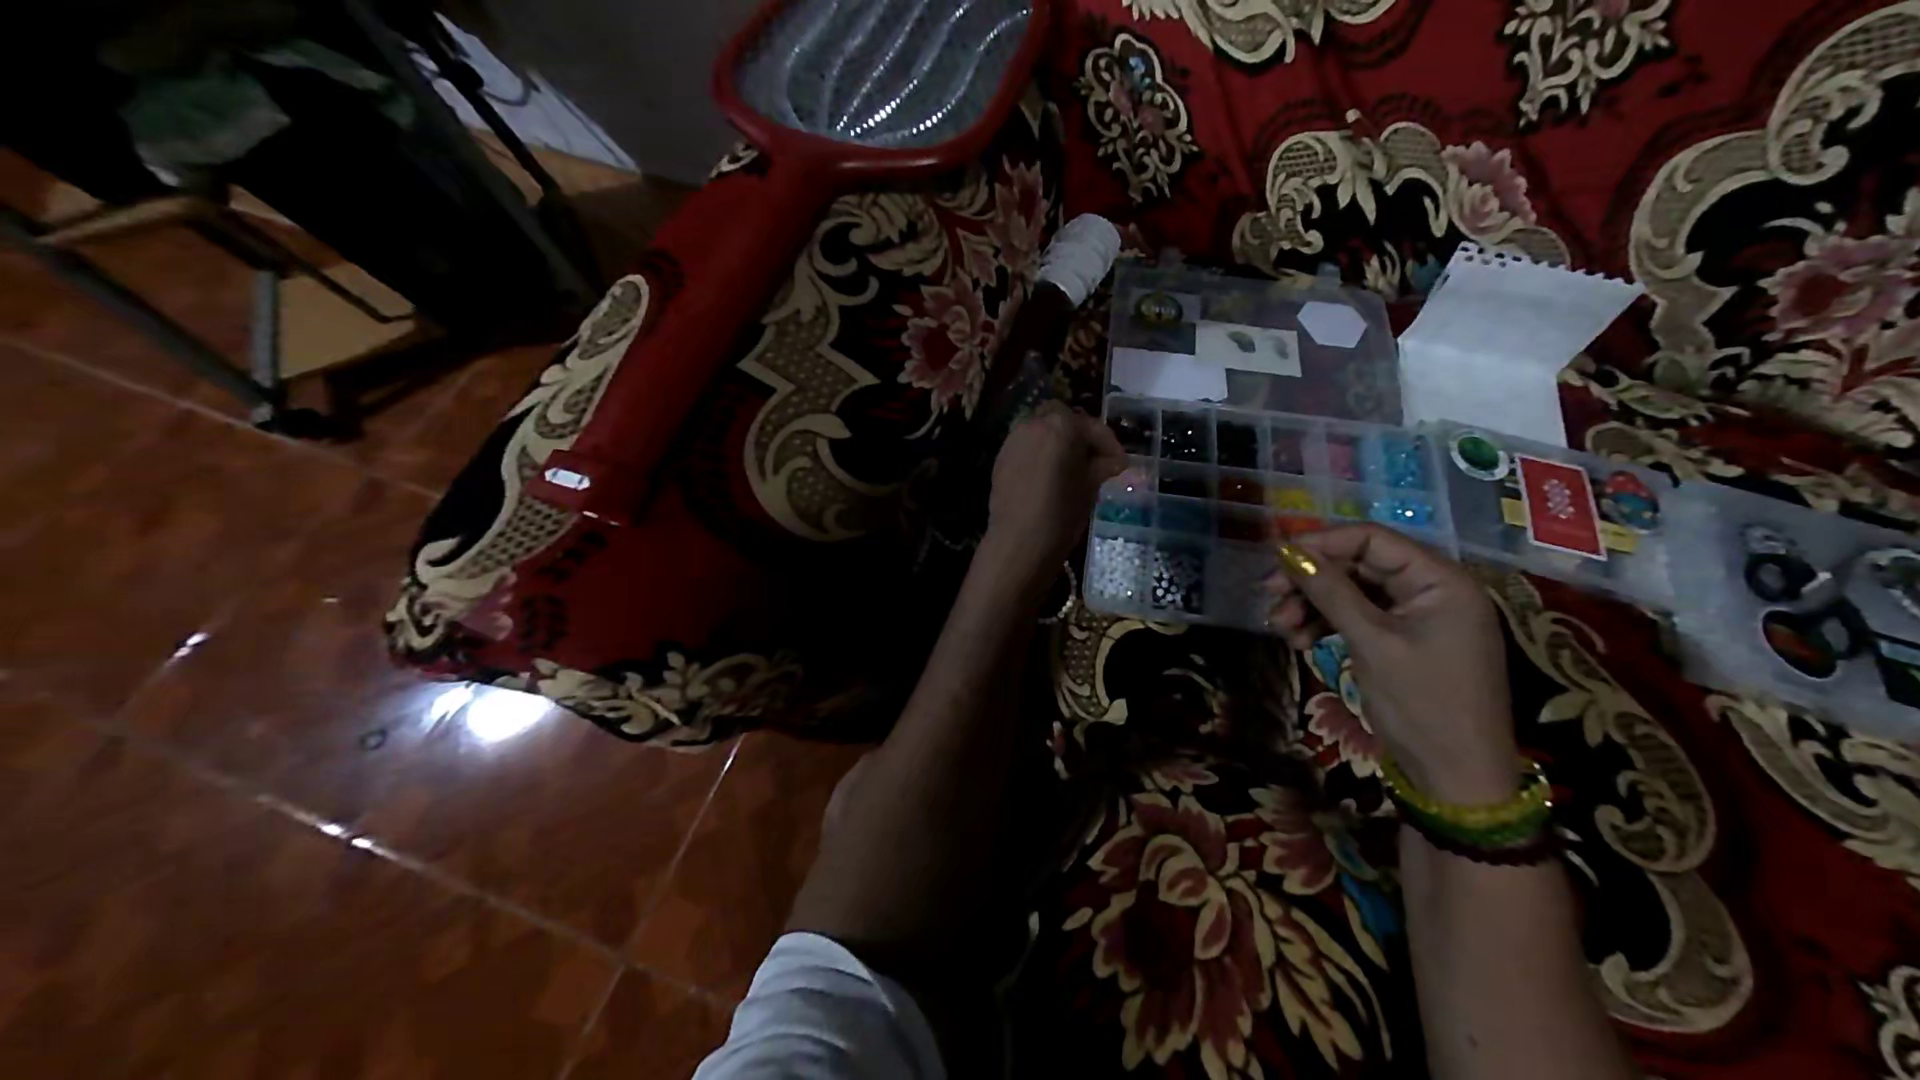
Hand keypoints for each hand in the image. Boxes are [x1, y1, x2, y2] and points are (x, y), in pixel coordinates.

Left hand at [984, 401, 1126, 577]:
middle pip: (1062, 419)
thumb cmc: (1061, 512)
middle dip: (1079, 435)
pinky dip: (1040, 454)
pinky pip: (1026, 447)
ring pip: (1040, 430)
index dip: (1109, 444)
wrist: (1019, 542)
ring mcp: (1013, 440)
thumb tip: (1113, 461)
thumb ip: (1102, 466)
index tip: (1120, 463)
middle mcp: (1033, 424)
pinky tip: (1049, 476)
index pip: (1092, 427)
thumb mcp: (1090, 487)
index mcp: (1061, 425)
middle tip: (1094, 458)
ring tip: (1072, 467)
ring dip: (1057, 442)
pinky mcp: (1000, 458)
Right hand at [1265, 525, 1518, 803]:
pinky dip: (1328, 625)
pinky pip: (1359, 618)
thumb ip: (1331, 592)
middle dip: (1312, 580)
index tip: (1276, 559)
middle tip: (1269, 596)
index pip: (1373, 540)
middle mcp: (1433, 590)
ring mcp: (1419, 617)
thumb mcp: (1371, 642)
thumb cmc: (1422, 703)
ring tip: (1280, 628)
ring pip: (1354, 593)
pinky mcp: (1404, 641)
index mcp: (1441, 581)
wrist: (1458, 778)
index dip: (1321, 543)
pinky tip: (1300, 641)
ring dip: (1313, 605)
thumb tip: (1288, 553)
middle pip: (1360, 566)